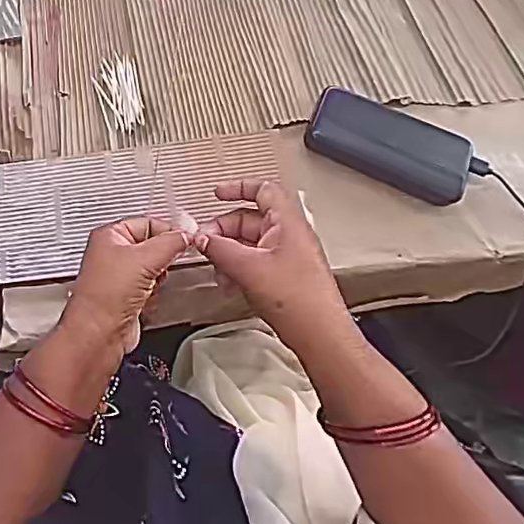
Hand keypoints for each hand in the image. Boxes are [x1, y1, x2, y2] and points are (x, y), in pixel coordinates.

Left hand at [59, 217, 189, 353]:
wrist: (99, 334)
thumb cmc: (105, 295)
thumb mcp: (145, 259)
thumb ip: (170, 243)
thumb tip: (184, 236)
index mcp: (110, 235)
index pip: (147, 222)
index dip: (167, 230)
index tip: (184, 238)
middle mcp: (112, 253)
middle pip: (151, 246)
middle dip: (162, 258)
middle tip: (162, 264)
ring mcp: (119, 276)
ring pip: (152, 268)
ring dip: (157, 278)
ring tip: (150, 284)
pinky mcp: (126, 296)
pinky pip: (149, 287)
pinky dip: (153, 292)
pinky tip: (146, 298)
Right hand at [197, 180, 348, 343]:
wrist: (320, 335)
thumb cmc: (300, 301)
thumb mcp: (248, 268)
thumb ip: (220, 249)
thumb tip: (203, 239)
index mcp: (287, 223)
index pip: (263, 190)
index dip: (238, 188)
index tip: (218, 194)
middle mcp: (290, 235)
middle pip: (250, 218)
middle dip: (224, 229)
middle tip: (205, 240)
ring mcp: (288, 255)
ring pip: (250, 242)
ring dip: (229, 252)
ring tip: (217, 266)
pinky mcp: (285, 275)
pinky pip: (256, 261)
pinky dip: (238, 267)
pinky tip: (229, 282)